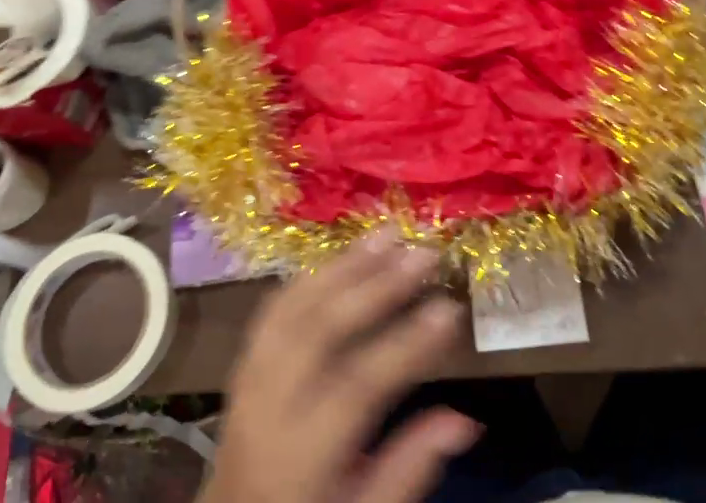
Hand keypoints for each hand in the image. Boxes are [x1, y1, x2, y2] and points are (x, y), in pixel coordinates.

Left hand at [197, 233, 476, 502]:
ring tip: (387, 234)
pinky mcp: (240, 369)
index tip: (449, 308)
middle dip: (375, 285)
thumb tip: (464, 421)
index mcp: (300, 455)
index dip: (405, 344)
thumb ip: (407, 471)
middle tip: (423, 252)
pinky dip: (308, 279)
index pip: (357, 386)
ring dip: (342, 266)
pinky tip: (341, 258)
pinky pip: (270, 313)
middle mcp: (267, 409)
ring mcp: (247, 384)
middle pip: (318, 331)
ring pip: (291, 309)